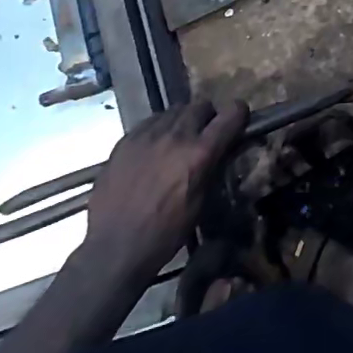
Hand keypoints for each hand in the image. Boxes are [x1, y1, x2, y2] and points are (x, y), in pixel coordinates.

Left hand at [80, 99, 248, 271]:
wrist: (113, 247)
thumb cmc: (165, 233)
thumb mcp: (200, 202)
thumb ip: (211, 168)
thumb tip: (220, 151)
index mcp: (199, 153)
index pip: (230, 115)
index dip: (239, 114)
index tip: (240, 119)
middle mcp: (175, 136)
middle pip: (200, 105)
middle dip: (209, 116)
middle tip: (207, 133)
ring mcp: (146, 136)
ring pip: (174, 110)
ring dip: (183, 121)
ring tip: (179, 140)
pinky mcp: (124, 141)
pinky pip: (149, 122)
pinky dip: (159, 128)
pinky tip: (154, 148)